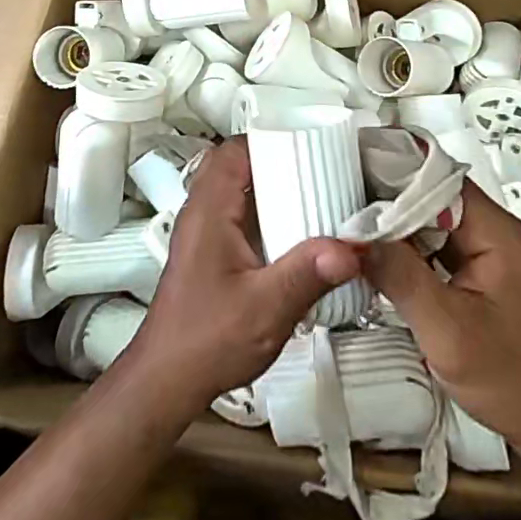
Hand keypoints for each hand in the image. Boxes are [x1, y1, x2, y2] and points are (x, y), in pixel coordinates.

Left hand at [124, 138, 362, 407]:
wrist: (167, 380)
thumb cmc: (208, 340)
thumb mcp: (265, 307)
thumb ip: (308, 273)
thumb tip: (353, 247)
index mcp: (209, 211)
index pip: (231, 152)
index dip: (268, 139)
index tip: (309, 144)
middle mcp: (202, 213)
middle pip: (235, 165)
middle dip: (276, 160)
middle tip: (320, 169)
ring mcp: (204, 233)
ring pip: (237, 190)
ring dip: (272, 186)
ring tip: (316, 194)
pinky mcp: (210, 253)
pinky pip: (240, 214)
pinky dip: (267, 212)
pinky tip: (298, 232)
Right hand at [363, 183, 520, 457]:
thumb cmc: (514, 383)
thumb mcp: (448, 332)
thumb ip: (401, 278)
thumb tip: (355, 238)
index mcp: (501, 235)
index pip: (441, 183)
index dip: (395, 179)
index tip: (352, 184)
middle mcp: (499, 232)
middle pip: (435, 197)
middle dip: (389, 204)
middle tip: (344, 213)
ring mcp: (491, 251)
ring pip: (433, 220)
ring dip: (396, 228)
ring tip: (353, 232)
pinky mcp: (481, 271)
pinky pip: (437, 244)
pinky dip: (409, 249)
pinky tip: (380, 258)